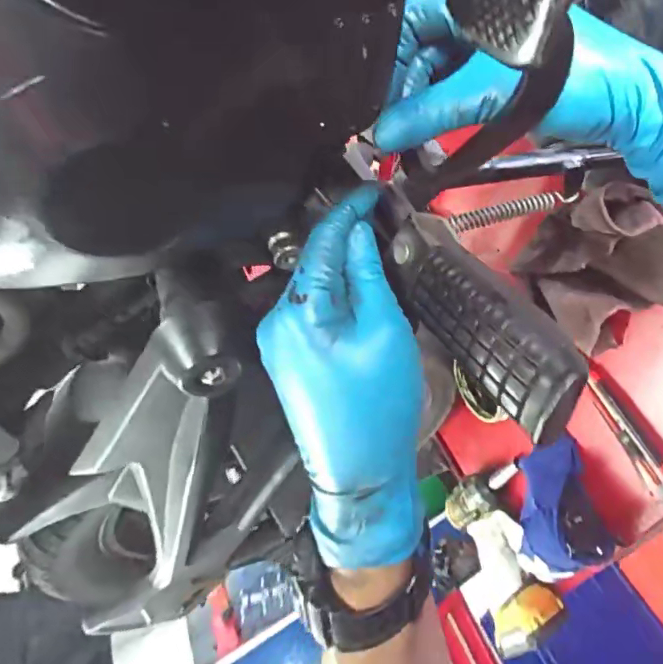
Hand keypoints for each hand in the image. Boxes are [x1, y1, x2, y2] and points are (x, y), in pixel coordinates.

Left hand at [257, 186, 424, 569]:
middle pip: (312, 260)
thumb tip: (360, 235)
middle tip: (381, 223)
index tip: (371, 192)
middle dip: (345, 239)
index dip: (348, 210)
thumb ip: (370, 275)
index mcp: (300, 311)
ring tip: (377, 259)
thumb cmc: (377, 410)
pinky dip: (333, 294)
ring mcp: (277, 339)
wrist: (358, 471)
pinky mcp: (285, 354)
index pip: (321, 240)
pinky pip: (308, 308)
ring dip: (341, 267)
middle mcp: (277, 321)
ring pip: (311, 284)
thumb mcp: (386, 331)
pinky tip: (358, 293)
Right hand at [380, 0, 662, 209]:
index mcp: (478, 2)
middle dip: (403, 92)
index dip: (390, 62)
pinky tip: (433, 138)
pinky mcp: (501, 84)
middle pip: (420, 56)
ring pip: (437, 81)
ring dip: (421, 110)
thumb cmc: (581, 75)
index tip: (376, 101)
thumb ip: (434, 111)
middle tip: (390, 128)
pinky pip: (458, 100)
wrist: (628, 107)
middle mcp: (480, 23)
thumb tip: (385, 132)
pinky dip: (442, 120)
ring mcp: (490, 55)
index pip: (411, 24)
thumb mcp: (494, 90)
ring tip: (409, 137)